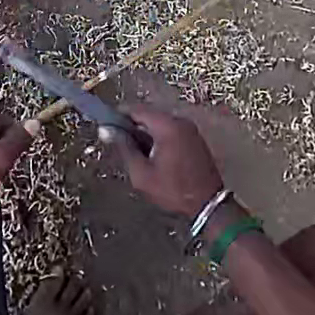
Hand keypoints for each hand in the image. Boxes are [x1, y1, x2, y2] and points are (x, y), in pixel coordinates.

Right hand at [102, 103, 224, 217]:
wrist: (208, 204)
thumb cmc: (172, 190)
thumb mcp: (142, 173)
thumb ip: (124, 148)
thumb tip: (106, 130)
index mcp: (167, 126)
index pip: (138, 110)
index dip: (120, 115)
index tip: (107, 125)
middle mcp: (180, 121)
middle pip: (149, 115)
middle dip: (133, 126)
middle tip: (119, 142)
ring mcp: (189, 128)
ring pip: (160, 123)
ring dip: (146, 132)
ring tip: (135, 152)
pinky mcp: (194, 137)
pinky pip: (171, 129)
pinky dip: (158, 136)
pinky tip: (152, 155)